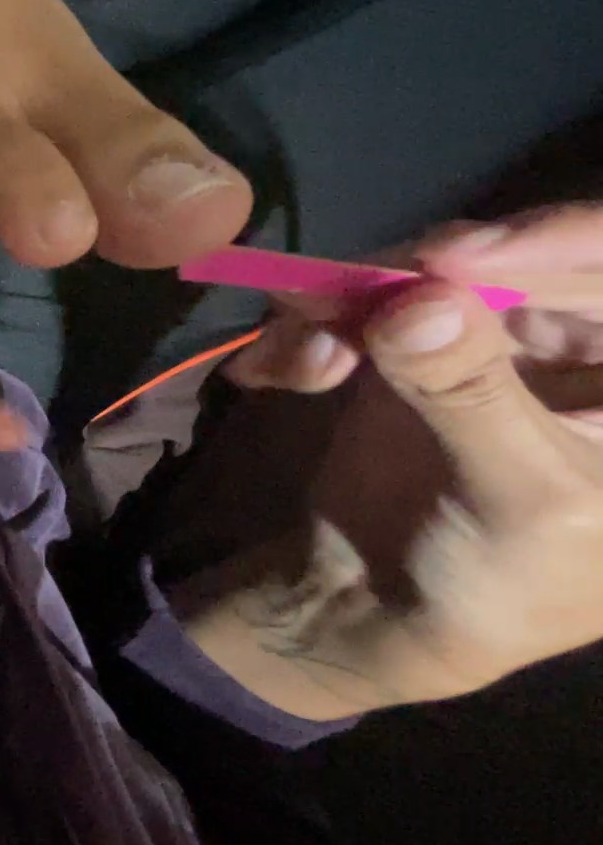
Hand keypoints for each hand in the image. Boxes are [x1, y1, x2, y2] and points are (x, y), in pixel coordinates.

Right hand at [192, 206, 602, 717]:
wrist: (382, 601)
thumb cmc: (505, 577)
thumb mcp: (518, 496)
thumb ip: (472, 397)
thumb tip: (416, 302)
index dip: (558, 244)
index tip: (446, 259)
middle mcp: (585, 344)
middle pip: (511, 261)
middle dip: (409, 281)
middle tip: (319, 303)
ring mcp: (490, 340)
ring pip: (420, 278)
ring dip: (339, 307)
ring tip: (292, 363)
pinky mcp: (406, 346)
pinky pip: (355, 308)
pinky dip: (307, 328)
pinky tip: (272, 371)